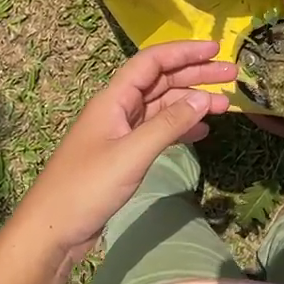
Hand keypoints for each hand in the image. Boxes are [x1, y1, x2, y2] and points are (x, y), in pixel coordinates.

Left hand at [24, 41, 234, 260]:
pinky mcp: (124, 154)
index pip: (152, 62)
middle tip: (232, 75)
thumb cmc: (86, 187)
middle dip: (196, 74)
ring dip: (193, 102)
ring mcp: (121, 132)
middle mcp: (119, 108)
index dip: (184, 52)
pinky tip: (202, 131)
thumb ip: (169, 124)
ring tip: (225, 106)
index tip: (216, 50)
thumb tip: (205, 98)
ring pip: (163, 106)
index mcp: (114, 99)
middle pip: (162, 81)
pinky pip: (159, 130)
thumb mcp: (132, 153)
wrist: (50, 233)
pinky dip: (182, 127)